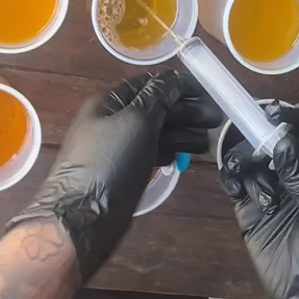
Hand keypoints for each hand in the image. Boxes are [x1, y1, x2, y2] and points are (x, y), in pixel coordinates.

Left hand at [9, 69, 221, 282]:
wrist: (80, 219)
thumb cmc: (109, 163)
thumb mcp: (137, 122)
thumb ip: (157, 98)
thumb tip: (173, 79)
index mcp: (109, 101)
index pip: (150, 83)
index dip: (180, 85)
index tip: (209, 92)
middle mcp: (112, 120)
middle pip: (155, 107)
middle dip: (186, 110)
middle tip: (217, 119)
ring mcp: (117, 148)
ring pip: (155, 132)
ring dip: (182, 132)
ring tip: (210, 139)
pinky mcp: (122, 172)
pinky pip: (150, 153)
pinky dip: (170, 151)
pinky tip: (187, 156)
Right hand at [219, 105, 298, 298]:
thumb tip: (283, 139)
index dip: (297, 117)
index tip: (275, 112)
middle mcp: (298, 173)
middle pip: (278, 135)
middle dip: (263, 130)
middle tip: (249, 127)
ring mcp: (272, 188)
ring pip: (254, 154)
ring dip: (249, 157)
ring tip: (258, 186)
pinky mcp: (249, 206)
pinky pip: (236, 179)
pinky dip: (233, 175)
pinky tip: (239, 188)